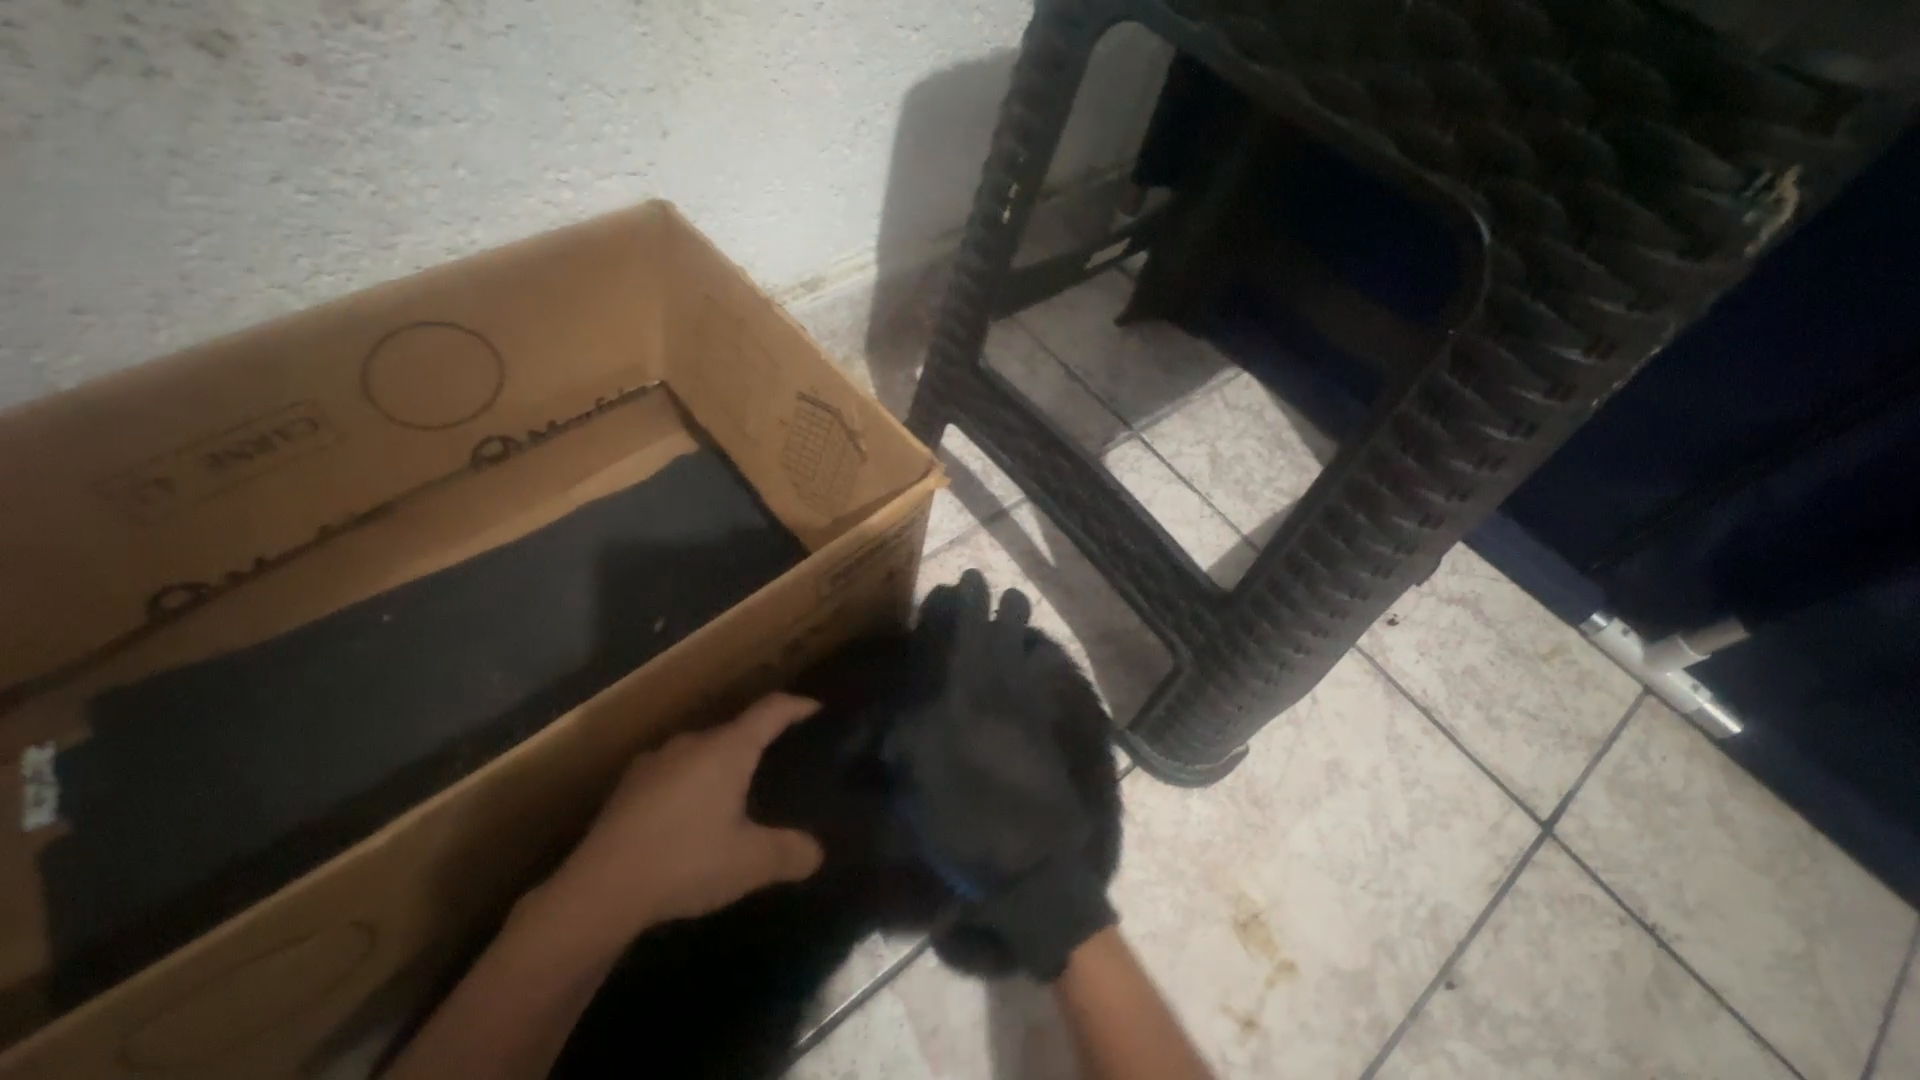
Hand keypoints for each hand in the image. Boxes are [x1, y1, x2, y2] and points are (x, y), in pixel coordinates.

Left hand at [534, 694, 826, 952]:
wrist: (599, 890)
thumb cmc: (686, 862)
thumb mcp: (752, 863)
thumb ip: (791, 853)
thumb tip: (815, 851)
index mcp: (726, 749)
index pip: (770, 711)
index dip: (796, 707)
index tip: (816, 709)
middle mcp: (689, 744)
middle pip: (733, 733)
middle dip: (757, 746)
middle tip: (779, 768)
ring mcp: (652, 763)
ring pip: (699, 755)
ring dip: (719, 770)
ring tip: (735, 798)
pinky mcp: (626, 789)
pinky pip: (672, 777)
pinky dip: (690, 789)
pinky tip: (691, 822)